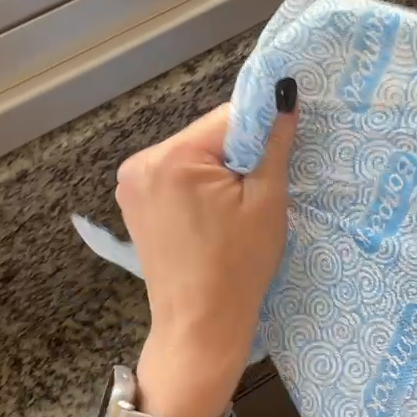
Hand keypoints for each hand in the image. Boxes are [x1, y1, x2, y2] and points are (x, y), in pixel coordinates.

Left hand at [116, 79, 297, 416]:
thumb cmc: (239, 265)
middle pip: (207, 136)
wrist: (201, 324)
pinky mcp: (133, 203)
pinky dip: (198, 187)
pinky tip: (213, 217)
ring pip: (192, 156)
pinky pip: (175, 176)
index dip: (260, 133)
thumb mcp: (268, 200)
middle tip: (257, 193)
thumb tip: (285, 93)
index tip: (277, 159)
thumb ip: (275, 143)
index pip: (229, 118)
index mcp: (173, 157)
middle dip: (236, 154)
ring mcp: (131, 183)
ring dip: (217, 170)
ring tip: (236, 210)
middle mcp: (141, 162)